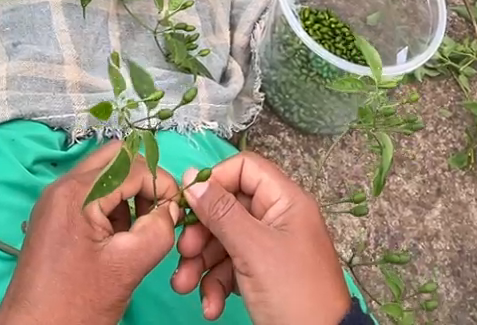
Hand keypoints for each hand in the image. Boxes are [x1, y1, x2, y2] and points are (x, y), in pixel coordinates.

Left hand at [0, 141, 181, 324]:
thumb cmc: (76, 305)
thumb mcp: (126, 268)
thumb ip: (157, 231)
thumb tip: (172, 209)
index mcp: (77, 192)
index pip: (132, 166)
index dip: (161, 183)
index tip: (177, 210)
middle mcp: (62, 186)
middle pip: (115, 158)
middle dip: (144, 180)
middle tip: (159, 212)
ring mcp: (55, 201)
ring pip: (104, 175)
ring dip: (129, 194)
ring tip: (139, 231)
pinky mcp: (54, 217)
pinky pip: (91, 195)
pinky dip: (112, 207)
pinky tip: (119, 239)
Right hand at [171, 152, 351, 323]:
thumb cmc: (292, 292)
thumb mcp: (254, 249)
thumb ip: (221, 212)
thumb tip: (192, 177)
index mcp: (285, 201)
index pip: (245, 169)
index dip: (216, 180)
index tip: (189, 201)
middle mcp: (277, 219)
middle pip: (229, 208)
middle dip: (202, 232)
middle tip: (183, 251)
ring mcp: (269, 249)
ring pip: (225, 241)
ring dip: (202, 263)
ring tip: (184, 286)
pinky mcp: (262, 276)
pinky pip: (231, 267)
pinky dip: (216, 285)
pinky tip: (210, 306)